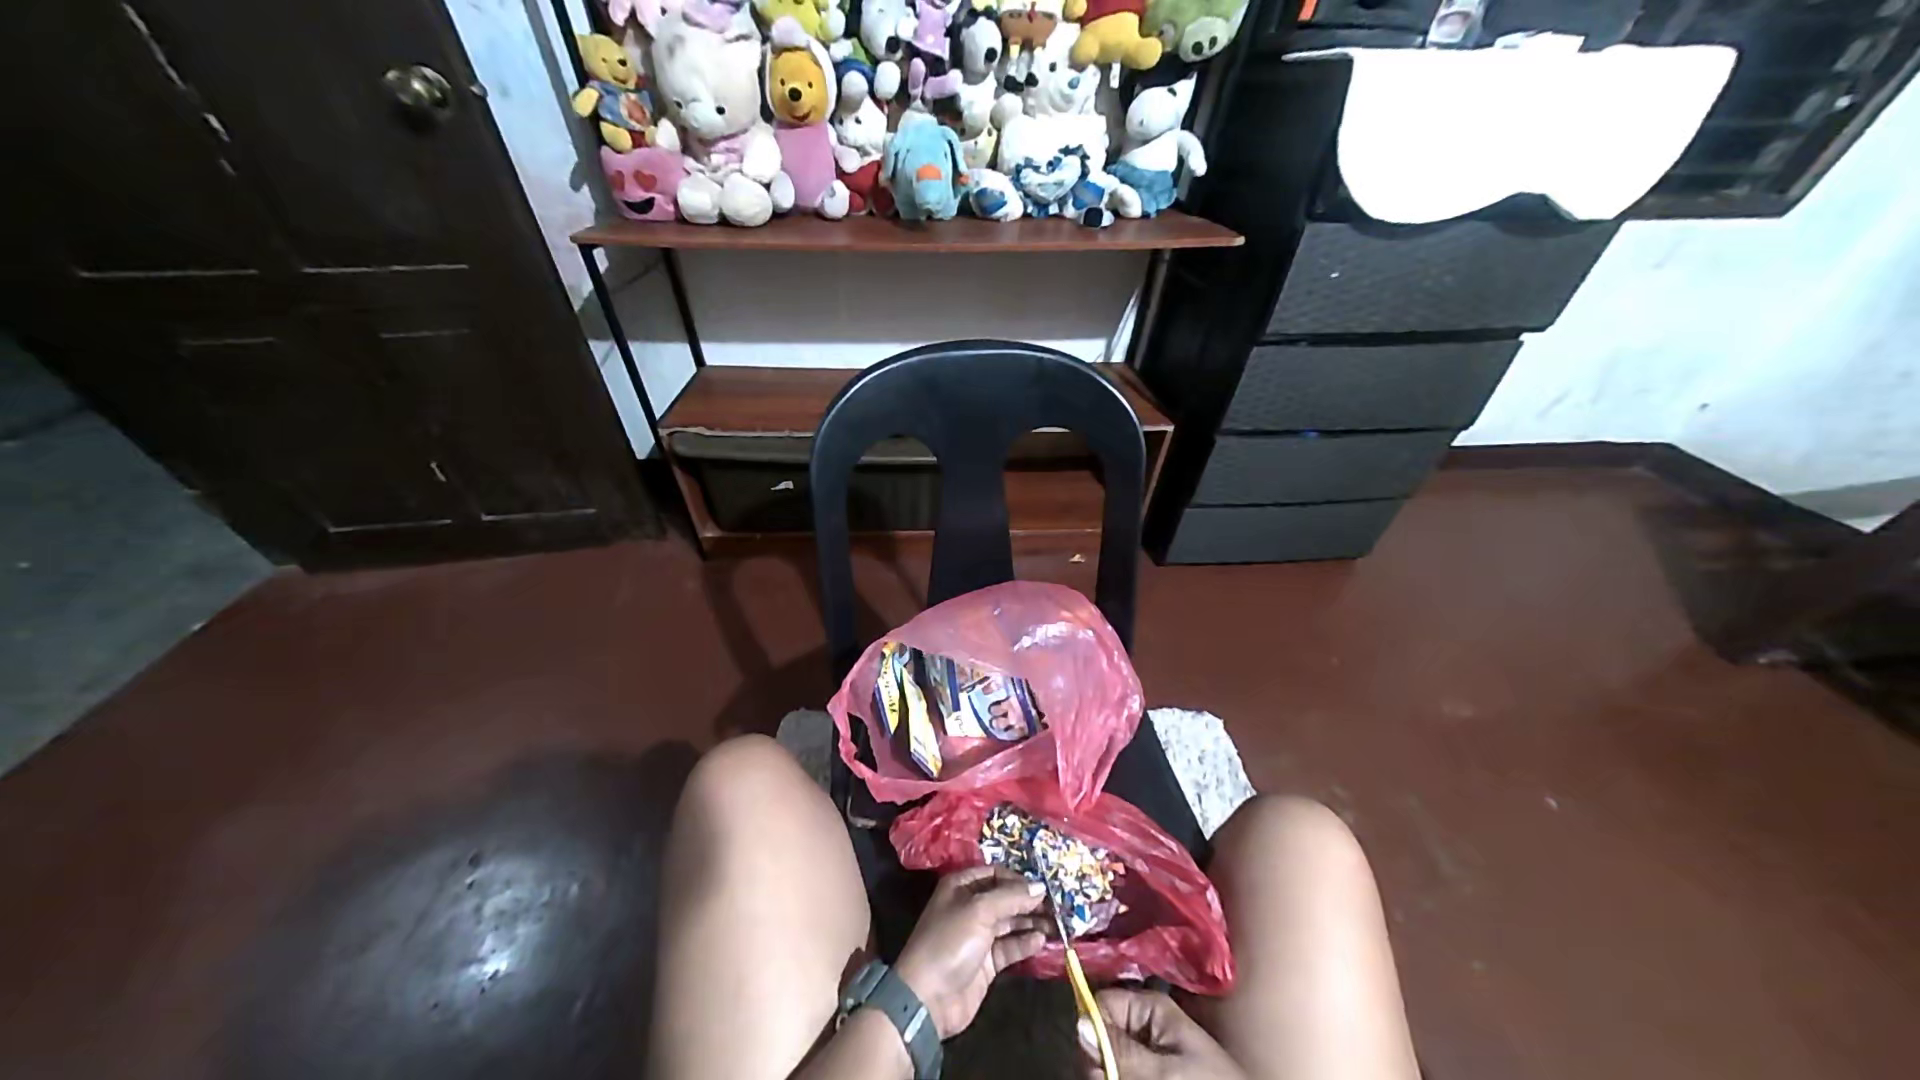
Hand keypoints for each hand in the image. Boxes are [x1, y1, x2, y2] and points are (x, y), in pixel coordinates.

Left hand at [894, 867, 1048, 1038]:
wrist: (928, 997)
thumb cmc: (950, 942)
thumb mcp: (979, 910)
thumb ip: (1011, 897)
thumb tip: (1040, 886)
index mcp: (961, 886)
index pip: (995, 873)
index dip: (1019, 879)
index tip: (1044, 886)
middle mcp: (970, 906)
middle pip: (1005, 898)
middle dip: (1030, 901)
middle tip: (1058, 906)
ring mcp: (978, 935)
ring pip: (1010, 922)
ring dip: (1032, 922)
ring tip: (1057, 924)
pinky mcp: (986, 961)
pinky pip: (1010, 946)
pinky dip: (1025, 943)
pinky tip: (1041, 941)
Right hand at [1082, 988, 1246, 1079]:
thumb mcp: (1165, 1075)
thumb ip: (1121, 1051)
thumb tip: (1076, 1024)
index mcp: (1151, 1008)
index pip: (1102, 1003)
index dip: (1091, 1029)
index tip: (1094, 1062)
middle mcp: (1145, 1024)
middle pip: (1101, 1034)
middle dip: (1100, 1060)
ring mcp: (1147, 1051)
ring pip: (1108, 1058)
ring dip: (1107, 1072)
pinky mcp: (1148, 1071)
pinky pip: (1121, 1070)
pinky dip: (1118, 1076)